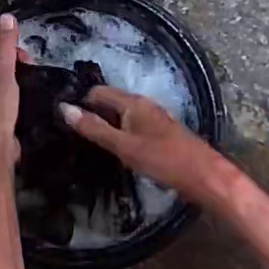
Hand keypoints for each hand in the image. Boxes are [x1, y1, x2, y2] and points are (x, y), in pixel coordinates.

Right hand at [60, 86, 232, 204]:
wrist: (204, 177)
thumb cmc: (163, 160)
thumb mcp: (123, 146)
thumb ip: (94, 128)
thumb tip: (64, 108)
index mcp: (133, 102)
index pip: (97, 92)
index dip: (80, 103)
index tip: (64, 120)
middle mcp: (143, 105)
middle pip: (109, 102)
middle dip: (92, 114)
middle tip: (71, 135)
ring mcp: (153, 118)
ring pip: (121, 116)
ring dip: (105, 125)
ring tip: (88, 144)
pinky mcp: (159, 133)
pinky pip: (131, 126)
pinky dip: (119, 134)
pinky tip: (114, 151)